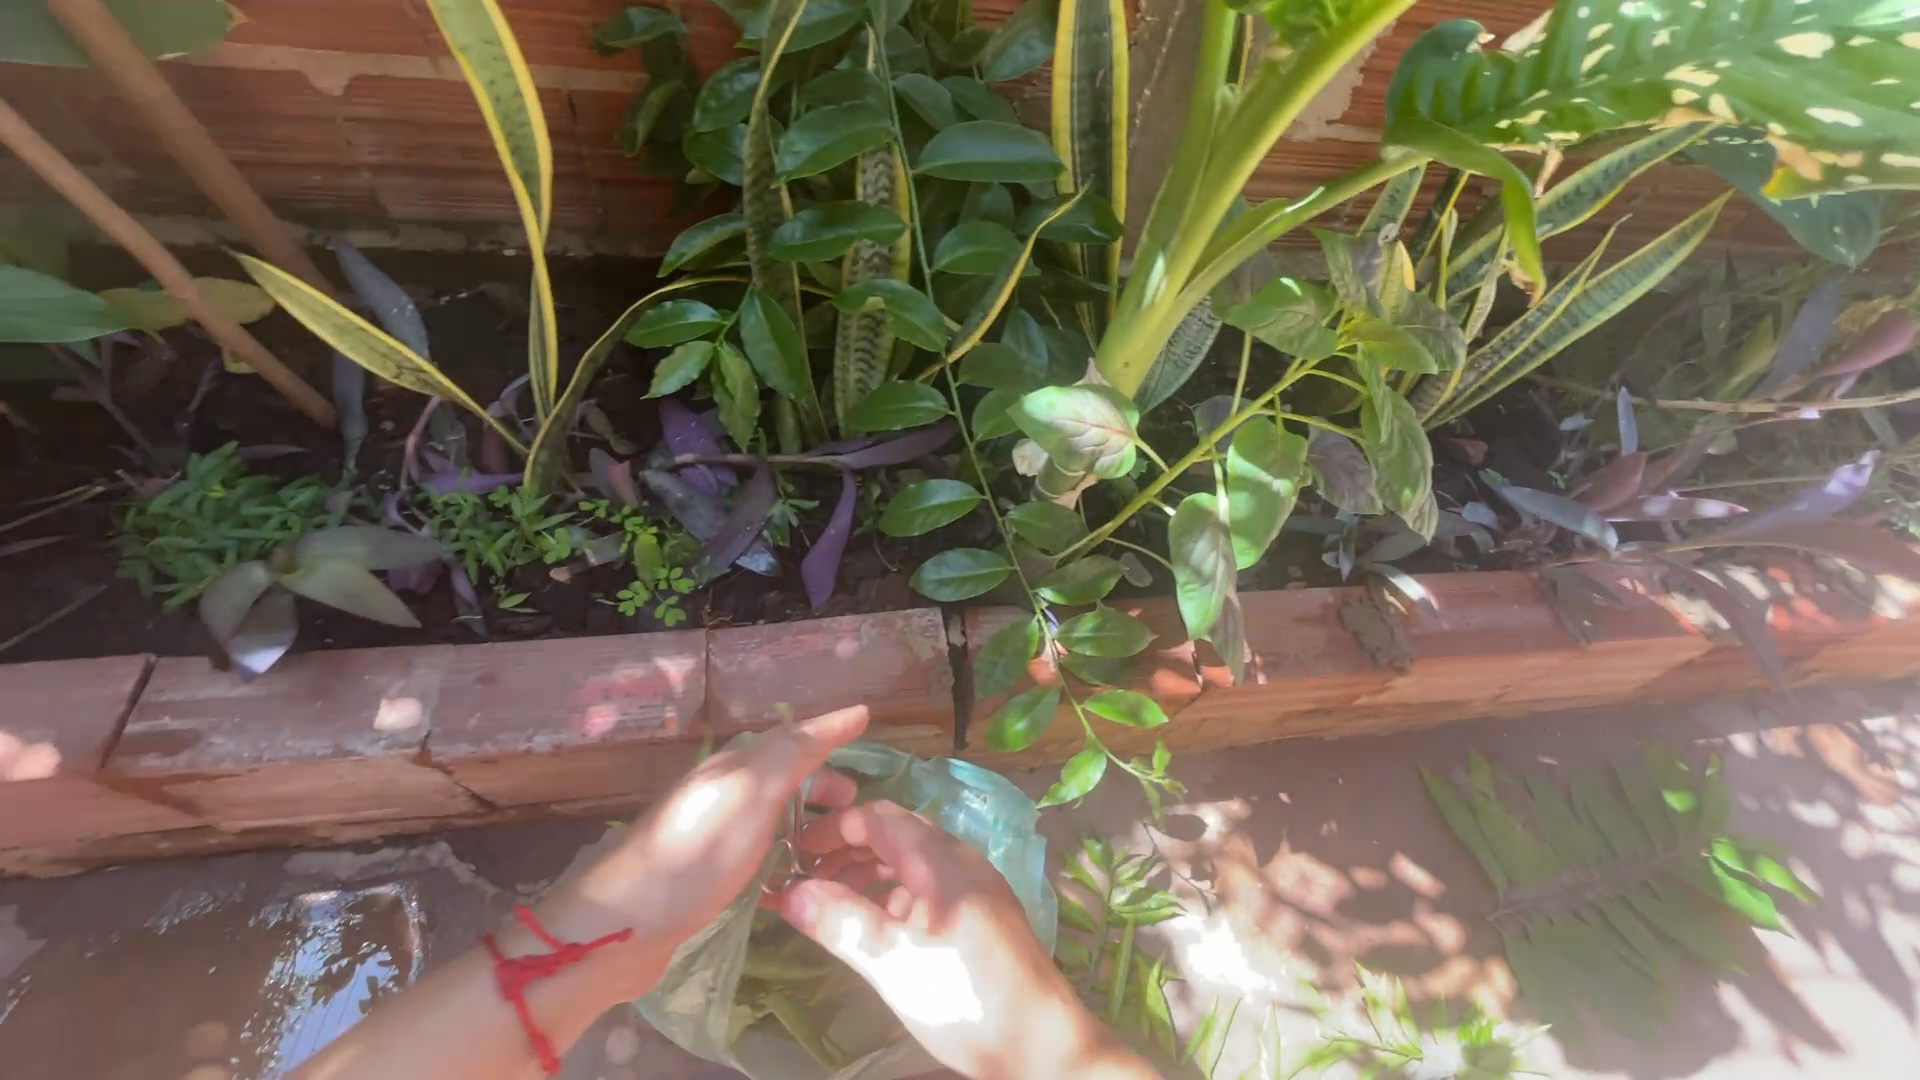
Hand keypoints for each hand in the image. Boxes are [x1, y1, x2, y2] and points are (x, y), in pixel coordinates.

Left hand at [523, 705, 869, 999]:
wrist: (619, 926)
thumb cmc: (696, 854)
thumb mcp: (753, 792)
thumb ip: (797, 752)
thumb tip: (851, 713)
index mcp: (736, 765)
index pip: (795, 736)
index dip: (831, 730)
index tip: (867, 722)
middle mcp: (723, 790)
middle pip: (784, 772)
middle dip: (823, 780)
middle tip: (857, 806)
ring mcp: (710, 831)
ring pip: (772, 811)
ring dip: (806, 816)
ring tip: (834, 842)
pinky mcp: (703, 871)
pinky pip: (758, 846)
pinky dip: (785, 849)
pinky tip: (793, 874)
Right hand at [772, 801, 1156, 1079]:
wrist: (1040, 1042)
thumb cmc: (962, 994)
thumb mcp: (891, 961)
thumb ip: (840, 921)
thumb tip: (787, 892)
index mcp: (939, 856)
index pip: (878, 817)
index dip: (833, 829)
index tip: (794, 852)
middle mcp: (958, 857)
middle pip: (894, 833)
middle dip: (847, 849)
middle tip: (806, 878)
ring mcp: (973, 882)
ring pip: (911, 858)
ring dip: (870, 870)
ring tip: (832, 900)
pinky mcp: (980, 909)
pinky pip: (928, 882)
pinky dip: (895, 890)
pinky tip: (879, 921)